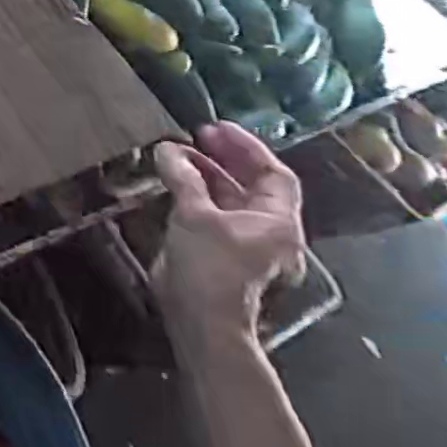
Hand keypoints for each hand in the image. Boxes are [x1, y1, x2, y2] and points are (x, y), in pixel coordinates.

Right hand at [152, 122, 307, 339]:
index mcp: (278, 222)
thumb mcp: (195, 215)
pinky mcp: (219, 253)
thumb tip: (167, 149)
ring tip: (177, 156)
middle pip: (252, 185)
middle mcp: (268, 232)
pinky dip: (194, 195)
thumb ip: (183, 178)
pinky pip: (212, 214)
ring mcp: (244, 244)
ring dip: (205, 175)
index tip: (215, 128)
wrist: (202, 318)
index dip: (246, 147)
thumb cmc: (211, 265)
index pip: (273, 174)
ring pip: (229, 199)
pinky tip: (173, 183)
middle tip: (196, 136)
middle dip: (225, 158)